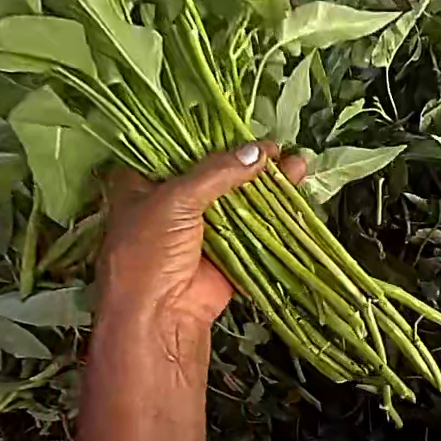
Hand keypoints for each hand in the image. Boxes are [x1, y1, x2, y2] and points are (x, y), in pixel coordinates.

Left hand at [96, 143, 305, 377]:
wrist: (160, 315)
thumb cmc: (149, 251)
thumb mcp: (176, 200)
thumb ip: (218, 172)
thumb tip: (260, 151)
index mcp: (143, 183)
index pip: (179, 149)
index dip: (210, 136)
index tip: (243, 124)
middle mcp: (173, 202)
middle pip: (216, 175)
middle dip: (248, 162)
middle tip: (279, 148)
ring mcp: (203, 228)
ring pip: (240, 201)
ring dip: (268, 187)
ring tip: (297, 166)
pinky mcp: (229, 252)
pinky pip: (255, 229)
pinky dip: (275, 215)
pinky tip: (296, 196)